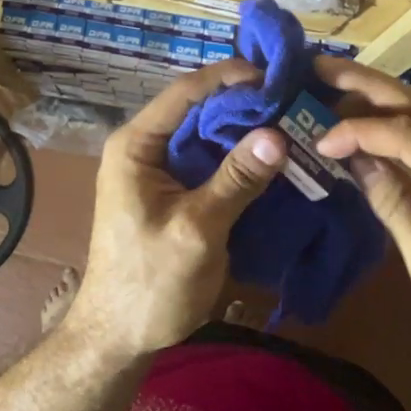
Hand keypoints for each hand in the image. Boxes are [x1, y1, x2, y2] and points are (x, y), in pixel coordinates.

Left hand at [60, 59, 287, 361]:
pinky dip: (236, 158)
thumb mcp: (197, 230)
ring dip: (243, 131)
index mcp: (136, 144)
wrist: (119, 336)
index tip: (272, 74)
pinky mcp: (171, 192)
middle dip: (241, 103)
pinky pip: (206, 162)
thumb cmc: (150, 282)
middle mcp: (143, 147)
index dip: (226, 78)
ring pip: (204, 135)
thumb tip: (277, 134)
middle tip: (291, 98)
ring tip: (291, 121)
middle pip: (196, 110)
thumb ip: (235, 180)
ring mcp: (156, 170)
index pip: (184, 92)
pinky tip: (272, 158)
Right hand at [311, 58, 410, 395]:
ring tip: (336, 84)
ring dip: (385, 99)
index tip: (318, 138)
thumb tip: (353, 157)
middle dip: (368, 84)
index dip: (358, 130)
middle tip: (319, 64)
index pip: (410, 134)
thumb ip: (396, 208)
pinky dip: (409, 123)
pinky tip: (376, 120)